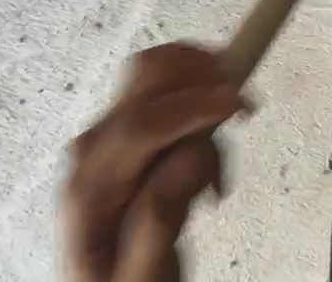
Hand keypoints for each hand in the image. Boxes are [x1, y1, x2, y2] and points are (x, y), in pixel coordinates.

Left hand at [63, 44, 247, 281]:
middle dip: (200, 78)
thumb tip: (189, 158)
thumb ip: (158, 223)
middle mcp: (93, 146)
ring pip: (159, 70)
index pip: (141, 126)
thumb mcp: (143, 278)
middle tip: (241, 107)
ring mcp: (107, 129)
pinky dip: (198, 94)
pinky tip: (208, 145)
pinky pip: (166, 85)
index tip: (235, 103)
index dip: (192, 106)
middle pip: (146, 76)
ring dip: (202, 90)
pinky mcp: (125, 121)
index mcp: (90, 187)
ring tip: (217, 157)